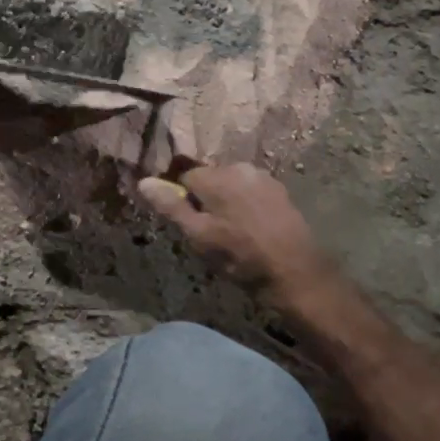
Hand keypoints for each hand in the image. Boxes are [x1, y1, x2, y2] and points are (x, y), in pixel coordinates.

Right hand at [137, 163, 332, 298]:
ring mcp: (263, 178)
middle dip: (205, 199)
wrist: (295, 272)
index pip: (184, 178)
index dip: (182, 201)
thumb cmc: (241, 256)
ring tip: (233, 233)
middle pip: (209, 179)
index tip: (190, 225)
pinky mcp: (279, 191)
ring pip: (231, 185)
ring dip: (227, 202)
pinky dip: (246, 205)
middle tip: (211, 233)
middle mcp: (239, 167)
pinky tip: (252, 229)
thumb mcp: (199, 236)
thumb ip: (171, 206)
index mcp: (216, 176)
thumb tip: (144, 181)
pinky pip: (251, 192)